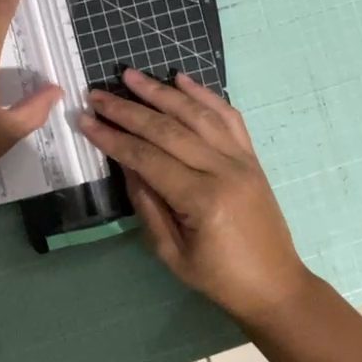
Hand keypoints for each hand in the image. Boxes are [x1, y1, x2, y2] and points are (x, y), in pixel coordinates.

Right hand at [79, 69, 312, 329]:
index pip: (147, 157)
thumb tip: (125, 163)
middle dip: (128, 110)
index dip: (113, 138)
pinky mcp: (252, 158)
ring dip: (161, 92)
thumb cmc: (219, 278)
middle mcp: (224, 171)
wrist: (277, 286)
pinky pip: (228, 117)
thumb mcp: (171, 253)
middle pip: (168, 130)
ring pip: (197, 114)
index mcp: (203, 200)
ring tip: (131, 76)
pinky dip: (204, 94)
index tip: (85, 120)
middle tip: (96, 94)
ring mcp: (242, 161)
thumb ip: (147, 205)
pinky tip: (180, 79)